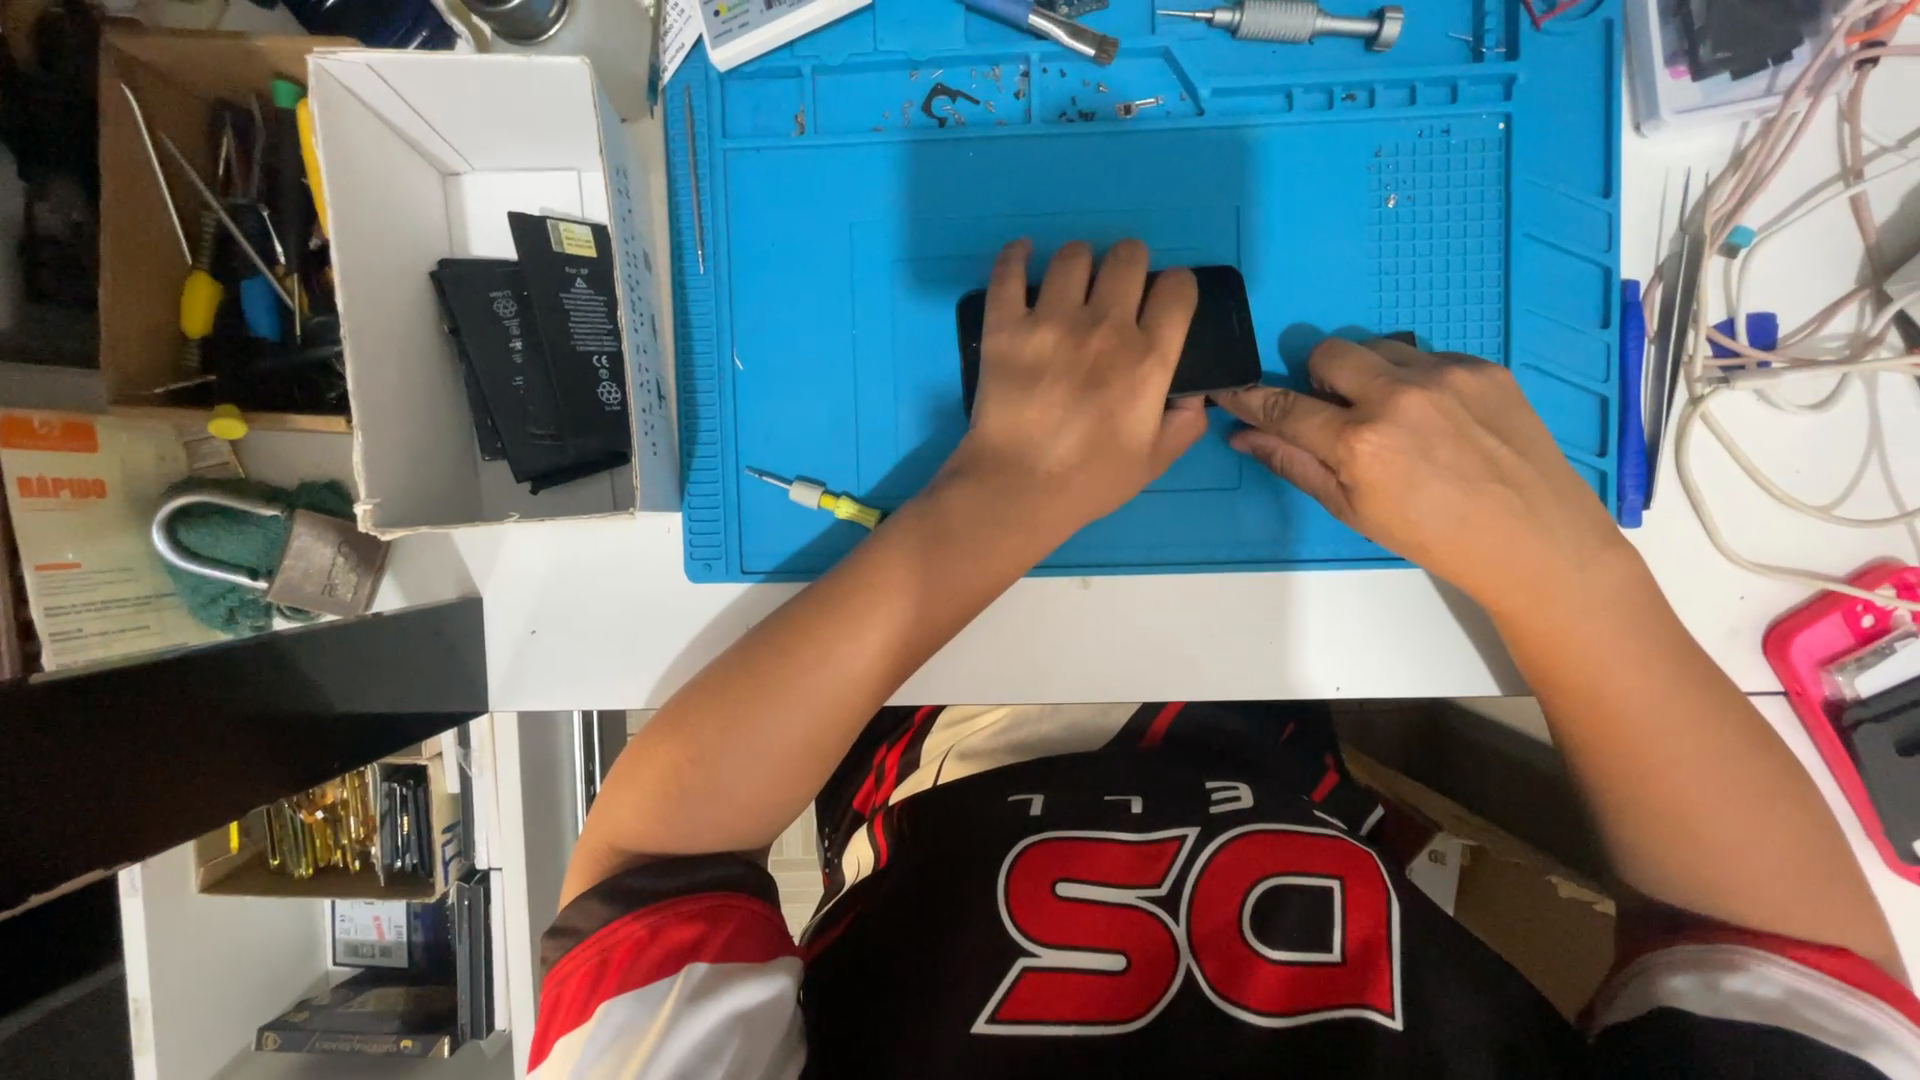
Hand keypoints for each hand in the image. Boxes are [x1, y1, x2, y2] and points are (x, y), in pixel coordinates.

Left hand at [944, 238, 1208, 540]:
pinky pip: (1010, 270)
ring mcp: (1051, 322)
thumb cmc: (1089, 481)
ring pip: (1074, 255)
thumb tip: (1194, 394)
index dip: (1175, 288)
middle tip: (1115, 289)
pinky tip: (1024, 254)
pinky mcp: (1005, 326)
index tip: (1163, 301)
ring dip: (1080, 262)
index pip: (1177, 288)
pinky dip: (1017, 255)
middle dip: (1129, 264)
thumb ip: (1185, 424)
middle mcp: (1105, 328)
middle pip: (1128, 258)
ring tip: (1072, 283)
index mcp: (1148, 359)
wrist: (1016, 487)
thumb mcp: (1153, 462)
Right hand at [1213, 338, 1630, 612]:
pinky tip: (1434, 416)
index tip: (1230, 389)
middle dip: (1318, 378)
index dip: (1249, 398)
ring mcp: (1445, 375)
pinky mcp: (1483, 366)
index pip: (1284, 406)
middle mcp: (1398, 396)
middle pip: (1328, 353)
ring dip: (1367, 374)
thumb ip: (1295, 464)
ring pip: (1378, 347)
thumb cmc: (1431, 536)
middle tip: (1334, 412)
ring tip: (1390, 415)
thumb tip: (1244, 436)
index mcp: (1359, 443)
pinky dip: (1414, 379)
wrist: (1533, 538)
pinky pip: (1426, 355)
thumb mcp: (1351, 509)